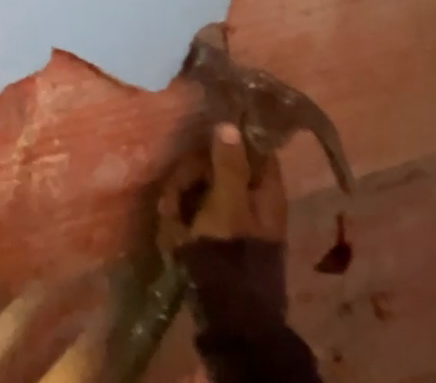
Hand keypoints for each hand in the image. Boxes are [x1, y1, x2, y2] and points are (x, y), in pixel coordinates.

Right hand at [161, 124, 287, 245]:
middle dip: (191, 173)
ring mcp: (231, 217)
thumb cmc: (232, 254)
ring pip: (200, 186)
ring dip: (179, 194)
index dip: (225, 140)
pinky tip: (171, 225)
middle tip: (176, 190)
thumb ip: (228, 165)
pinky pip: (193, 209)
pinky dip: (179, 214)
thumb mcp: (228, 205)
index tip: (198, 144)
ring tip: (170, 214)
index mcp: (265, 190)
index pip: (250, 147)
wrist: (229, 312)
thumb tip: (229, 124)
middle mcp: (251, 198)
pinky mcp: (214, 233)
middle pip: (217, 165)